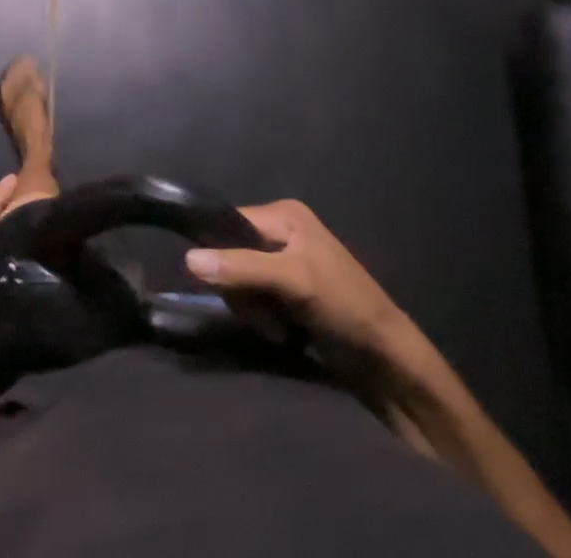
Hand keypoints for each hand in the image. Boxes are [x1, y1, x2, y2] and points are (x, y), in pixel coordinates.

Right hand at [184, 199, 409, 352]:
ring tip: (281, 326)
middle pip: (228, 256)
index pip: (227, 224)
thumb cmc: (345, 306)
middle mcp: (281, 232)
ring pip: (236, 283)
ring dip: (253, 311)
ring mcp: (283, 263)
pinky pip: (252, 299)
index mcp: (284, 214)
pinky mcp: (286, 291)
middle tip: (268, 313)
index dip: (221, 255)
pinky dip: (262, 318)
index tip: (233, 285)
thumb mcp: (294, 281)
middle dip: (243, 292)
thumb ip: (242, 268)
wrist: (383, 357)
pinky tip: (283, 331)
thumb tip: (187, 259)